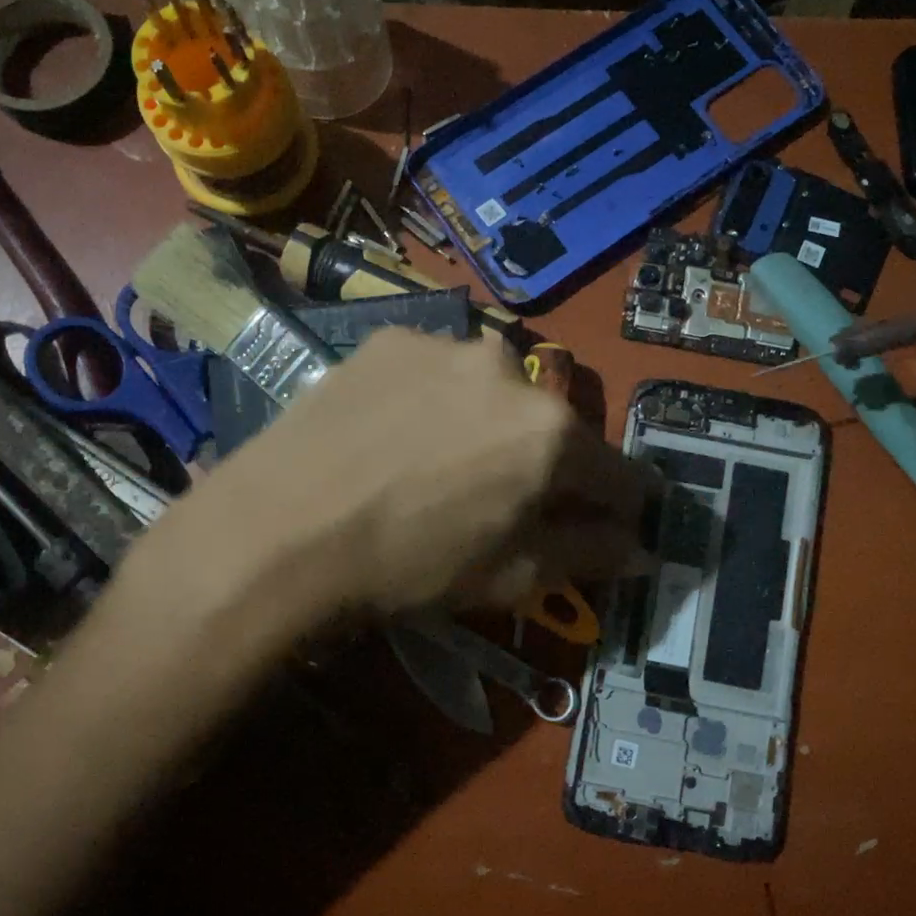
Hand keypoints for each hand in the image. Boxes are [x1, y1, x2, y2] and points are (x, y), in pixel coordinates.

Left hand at [141, 329, 654, 620]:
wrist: (277, 531)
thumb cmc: (407, 566)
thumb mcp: (510, 578)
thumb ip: (588, 553)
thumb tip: (638, 547)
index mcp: (552, 432)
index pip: (618, 473)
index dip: (617, 507)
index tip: (604, 526)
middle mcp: (510, 370)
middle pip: (552, 425)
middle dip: (543, 463)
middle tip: (499, 501)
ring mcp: (446, 345)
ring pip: (493, 392)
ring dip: (486, 424)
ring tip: (434, 465)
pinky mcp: (391, 337)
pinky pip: (435, 373)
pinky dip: (431, 401)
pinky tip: (391, 437)